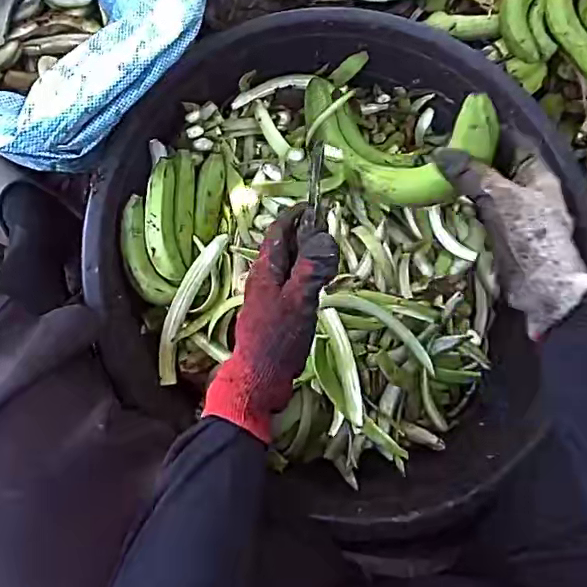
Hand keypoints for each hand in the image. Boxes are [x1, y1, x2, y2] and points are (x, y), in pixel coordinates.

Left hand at [202, 203, 338, 441]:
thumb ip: (311, 268)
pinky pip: (289, 283)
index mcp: (265, 270)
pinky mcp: (272, 312)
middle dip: (303, 233)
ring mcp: (266, 296)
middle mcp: (262, 278)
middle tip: (327, 229)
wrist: (259, 380)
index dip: (294, 216)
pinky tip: (318, 285)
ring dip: (304, 255)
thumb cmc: (278, 339)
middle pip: (282, 246)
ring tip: (327, 253)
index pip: (277, 232)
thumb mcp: (300, 301)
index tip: (313, 206)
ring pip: (286, 265)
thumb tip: (323, 235)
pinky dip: (304, 275)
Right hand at [433, 148, 586, 339]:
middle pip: (499, 167)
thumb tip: (442, 153)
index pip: (516, 143)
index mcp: (539, 175)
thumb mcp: (500, 197)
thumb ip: (472, 174)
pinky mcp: (503, 235)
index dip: (494, 131)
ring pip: (488, 191)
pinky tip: (443, 200)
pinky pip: (481, 213)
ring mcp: (516, 215)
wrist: (543, 289)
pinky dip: (465, 207)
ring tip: (436, 171)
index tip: (464, 124)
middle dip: (473, 158)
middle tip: (441, 148)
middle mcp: (529, 192)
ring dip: (466, 184)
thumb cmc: (530, 235)